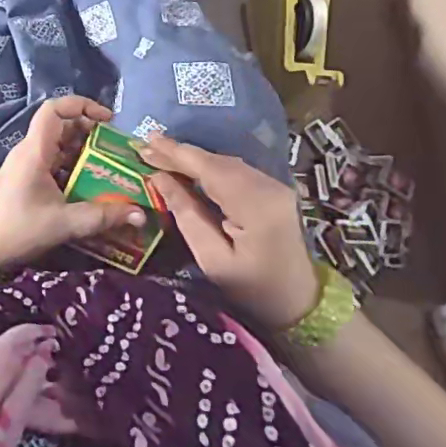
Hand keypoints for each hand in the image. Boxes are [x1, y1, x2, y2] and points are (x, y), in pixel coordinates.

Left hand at [0, 96, 146, 269]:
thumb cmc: (17, 228)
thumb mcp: (63, 223)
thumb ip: (102, 216)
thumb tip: (139, 214)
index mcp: (35, 151)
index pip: (54, 110)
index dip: (82, 106)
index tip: (107, 120)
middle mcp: (31, 151)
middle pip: (62, 125)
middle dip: (91, 131)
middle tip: (115, 147)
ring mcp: (28, 164)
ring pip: (60, 144)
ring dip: (85, 150)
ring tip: (110, 165)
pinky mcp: (29, 178)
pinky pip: (56, 162)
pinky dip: (75, 166)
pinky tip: (93, 184)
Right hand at [136, 134, 319, 330]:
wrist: (300, 301)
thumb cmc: (253, 290)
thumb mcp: (212, 260)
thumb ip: (187, 215)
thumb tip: (160, 179)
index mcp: (255, 206)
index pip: (210, 169)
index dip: (176, 155)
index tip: (146, 145)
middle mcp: (269, 187)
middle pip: (218, 162)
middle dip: (181, 154)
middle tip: (146, 147)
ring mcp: (275, 187)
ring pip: (227, 163)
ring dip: (193, 159)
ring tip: (160, 155)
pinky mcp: (273, 191)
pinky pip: (235, 171)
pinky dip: (209, 167)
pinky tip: (188, 168)